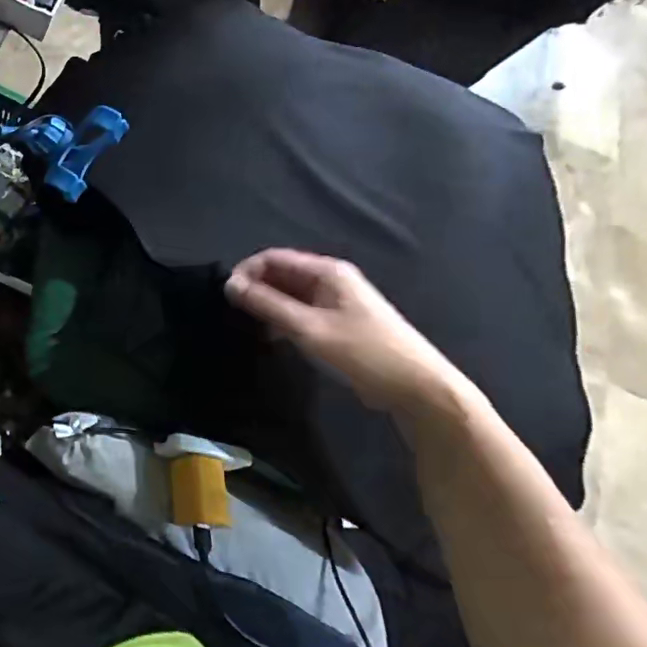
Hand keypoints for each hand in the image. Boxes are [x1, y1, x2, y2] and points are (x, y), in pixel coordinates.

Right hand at [224, 249, 465, 416]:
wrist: (420, 389)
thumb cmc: (364, 353)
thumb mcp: (309, 328)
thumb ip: (267, 305)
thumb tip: (229, 285)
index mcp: (327, 272)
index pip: (274, 257)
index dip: (246, 271)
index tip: (226, 294)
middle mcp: (332, 279)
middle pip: (282, 273)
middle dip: (255, 288)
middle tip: (233, 312)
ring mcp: (337, 301)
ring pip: (290, 293)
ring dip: (267, 305)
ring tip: (248, 325)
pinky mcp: (339, 321)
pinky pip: (301, 310)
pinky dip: (282, 318)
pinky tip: (272, 338)